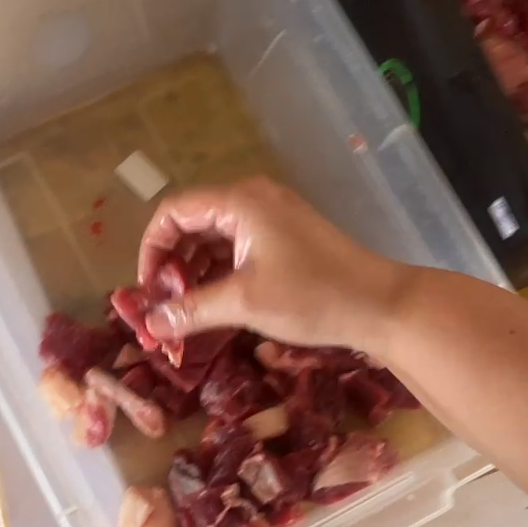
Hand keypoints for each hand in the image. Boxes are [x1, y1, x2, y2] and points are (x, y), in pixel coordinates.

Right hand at [137, 177, 417, 355]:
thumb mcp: (244, 303)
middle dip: (172, 266)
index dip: (151, 249)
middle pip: (192, 225)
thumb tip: (149, 325)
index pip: (173, 212)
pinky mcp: (284, 240)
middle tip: (165, 307)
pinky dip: (219, 276)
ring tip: (186, 314)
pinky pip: (237, 251)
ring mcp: (271, 219)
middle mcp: (252, 201)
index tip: (147, 290)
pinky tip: (214, 307)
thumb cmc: (312, 296)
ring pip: (214, 241)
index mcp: (240, 202)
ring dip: (195, 275)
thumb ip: (191, 310)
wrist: (380, 305)